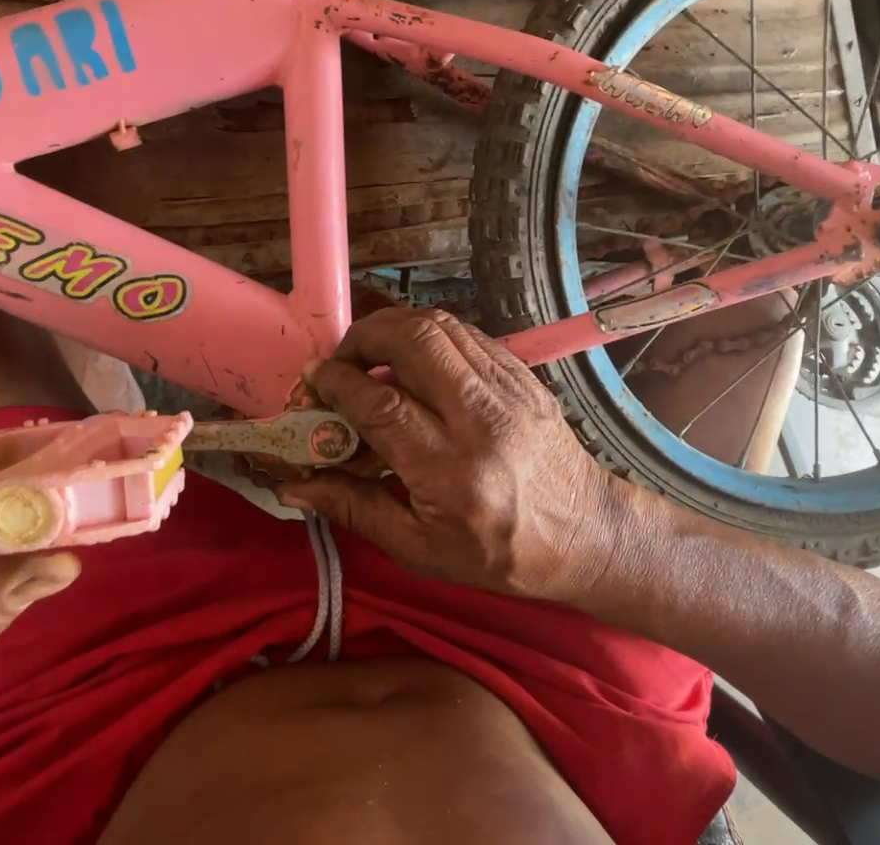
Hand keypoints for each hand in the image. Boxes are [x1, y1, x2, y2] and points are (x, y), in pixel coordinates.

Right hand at [277, 308, 643, 601]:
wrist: (585, 534)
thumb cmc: (499, 553)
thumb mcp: (420, 549)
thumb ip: (354, 509)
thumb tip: (294, 487)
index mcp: (451, 470)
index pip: (381, 403)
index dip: (337, 384)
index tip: (313, 382)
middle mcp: (480, 417)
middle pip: (413, 341)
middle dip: (364, 337)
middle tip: (343, 360)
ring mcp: (508, 388)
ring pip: (441, 327)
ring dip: (395, 329)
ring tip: (372, 355)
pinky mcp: (523, 375)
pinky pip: (468, 334)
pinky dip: (430, 336)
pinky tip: (415, 360)